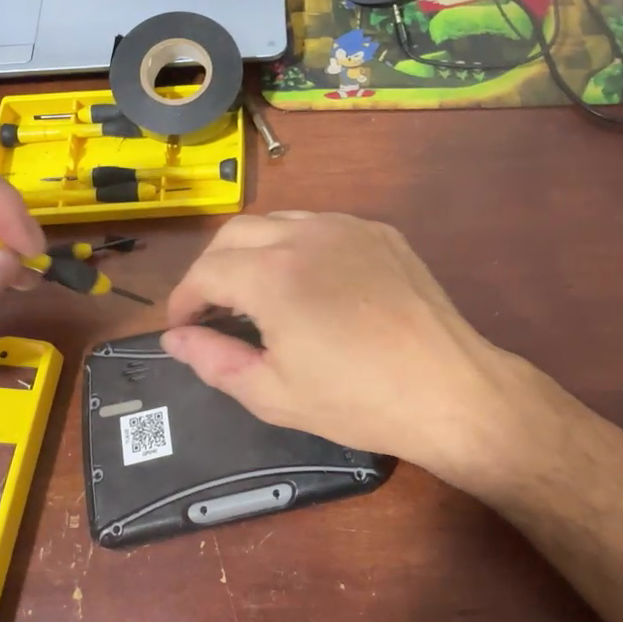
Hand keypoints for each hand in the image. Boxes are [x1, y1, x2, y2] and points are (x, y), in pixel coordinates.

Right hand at [161, 212, 535, 475]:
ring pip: (280, 222)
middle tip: (212, 309)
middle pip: (235, 233)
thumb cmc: (357, 399)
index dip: (184, 300)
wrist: (447, 388)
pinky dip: (300, 246)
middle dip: (212, 267)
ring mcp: (349, 227)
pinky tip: (311, 282)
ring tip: (257, 293)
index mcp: (272, 273)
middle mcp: (306, 234)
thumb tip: (175, 338)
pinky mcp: (381, 232)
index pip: (206, 271)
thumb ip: (214, 361)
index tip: (182, 328)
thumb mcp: (274, 393)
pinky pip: (324, 226)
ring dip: (254, 250)